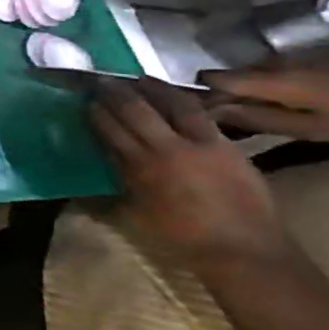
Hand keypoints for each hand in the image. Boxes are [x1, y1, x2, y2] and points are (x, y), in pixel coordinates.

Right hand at [89, 81, 286, 265]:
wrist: (244, 250)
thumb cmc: (182, 238)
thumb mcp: (136, 213)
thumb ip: (115, 184)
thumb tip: (90, 171)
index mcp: (140, 167)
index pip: (109, 128)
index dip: (95, 111)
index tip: (84, 99)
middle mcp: (167, 149)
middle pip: (136, 110)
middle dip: (116, 92)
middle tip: (102, 80)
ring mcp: (200, 145)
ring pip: (173, 104)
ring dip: (153, 88)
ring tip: (139, 79)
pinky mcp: (226, 146)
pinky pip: (202, 115)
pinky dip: (184, 102)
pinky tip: (175, 97)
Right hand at [204, 66, 328, 144]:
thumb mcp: (312, 129)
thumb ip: (257, 120)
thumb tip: (210, 114)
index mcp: (271, 79)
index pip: (211, 79)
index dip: (197, 95)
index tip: (192, 116)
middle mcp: (274, 64)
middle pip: (227, 78)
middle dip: (217, 98)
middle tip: (218, 127)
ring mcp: (293, 62)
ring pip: (248, 78)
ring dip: (241, 96)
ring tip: (246, 123)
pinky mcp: (309, 65)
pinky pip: (269, 77)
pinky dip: (262, 93)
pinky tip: (276, 111)